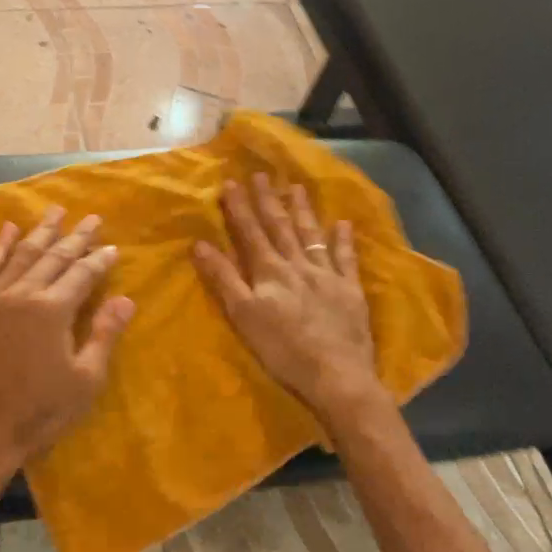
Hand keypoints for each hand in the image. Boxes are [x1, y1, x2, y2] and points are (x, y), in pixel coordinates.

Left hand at [0, 208, 135, 471]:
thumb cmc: (38, 413)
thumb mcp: (84, 381)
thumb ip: (104, 335)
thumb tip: (126, 299)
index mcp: (52, 310)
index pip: (82, 274)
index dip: (100, 259)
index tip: (113, 247)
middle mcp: (22, 293)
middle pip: (53, 256)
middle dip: (75, 236)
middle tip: (90, 218)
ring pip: (21, 253)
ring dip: (40, 231)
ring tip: (54, 211)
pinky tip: (7, 230)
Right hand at [193, 174, 384, 415]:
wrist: (337, 377)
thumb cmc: (283, 351)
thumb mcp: (244, 316)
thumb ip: (224, 278)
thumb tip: (200, 244)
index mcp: (270, 272)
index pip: (250, 233)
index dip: (239, 207)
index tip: (230, 181)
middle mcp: (298, 265)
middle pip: (280, 227)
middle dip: (268, 200)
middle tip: (260, 174)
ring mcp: (327, 276)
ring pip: (312, 236)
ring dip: (303, 211)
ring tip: (296, 187)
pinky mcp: (350, 291)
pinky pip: (346, 259)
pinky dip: (344, 240)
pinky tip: (344, 223)